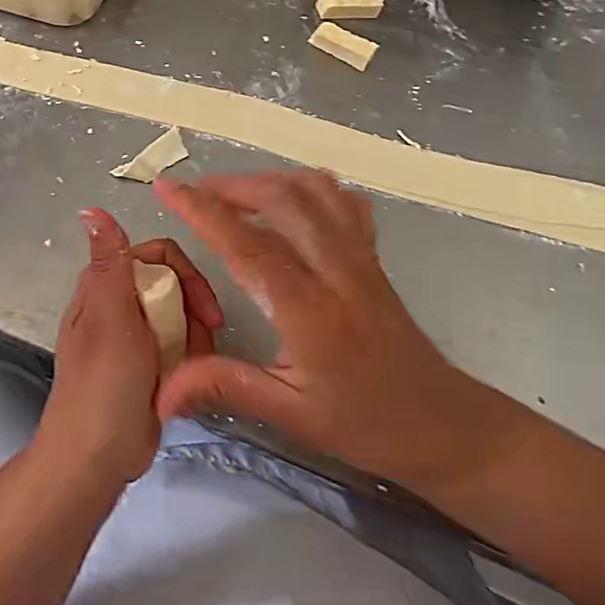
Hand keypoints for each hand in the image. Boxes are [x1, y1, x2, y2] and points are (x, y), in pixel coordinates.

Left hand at [33, 208, 222, 486]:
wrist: (95, 456)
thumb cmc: (104, 385)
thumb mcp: (111, 318)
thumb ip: (110, 263)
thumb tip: (90, 209)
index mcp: (102, 286)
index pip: (156, 255)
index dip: (185, 274)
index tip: (206, 308)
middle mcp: (116, 304)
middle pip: (172, 284)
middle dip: (193, 310)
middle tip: (204, 341)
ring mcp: (131, 335)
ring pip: (178, 316)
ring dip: (192, 338)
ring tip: (189, 367)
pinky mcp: (144, 363)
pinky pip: (177, 345)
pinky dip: (186, 358)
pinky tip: (185, 380)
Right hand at [153, 172, 524, 490]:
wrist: (444, 424)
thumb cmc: (365, 423)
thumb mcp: (290, 415)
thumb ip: (225, 387)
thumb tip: (161, 393)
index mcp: (308, 309)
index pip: (247, 243)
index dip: (202, 210)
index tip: (166, 188)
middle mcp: (336, 270)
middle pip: (282, 198)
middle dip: (229, 186)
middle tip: (192, 194)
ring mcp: (359, 256)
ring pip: (313, 189)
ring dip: (266, 180)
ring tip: (232, 195)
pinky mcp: (372, 255)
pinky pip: (341, 200)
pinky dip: (308, 187)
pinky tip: (287, 203)